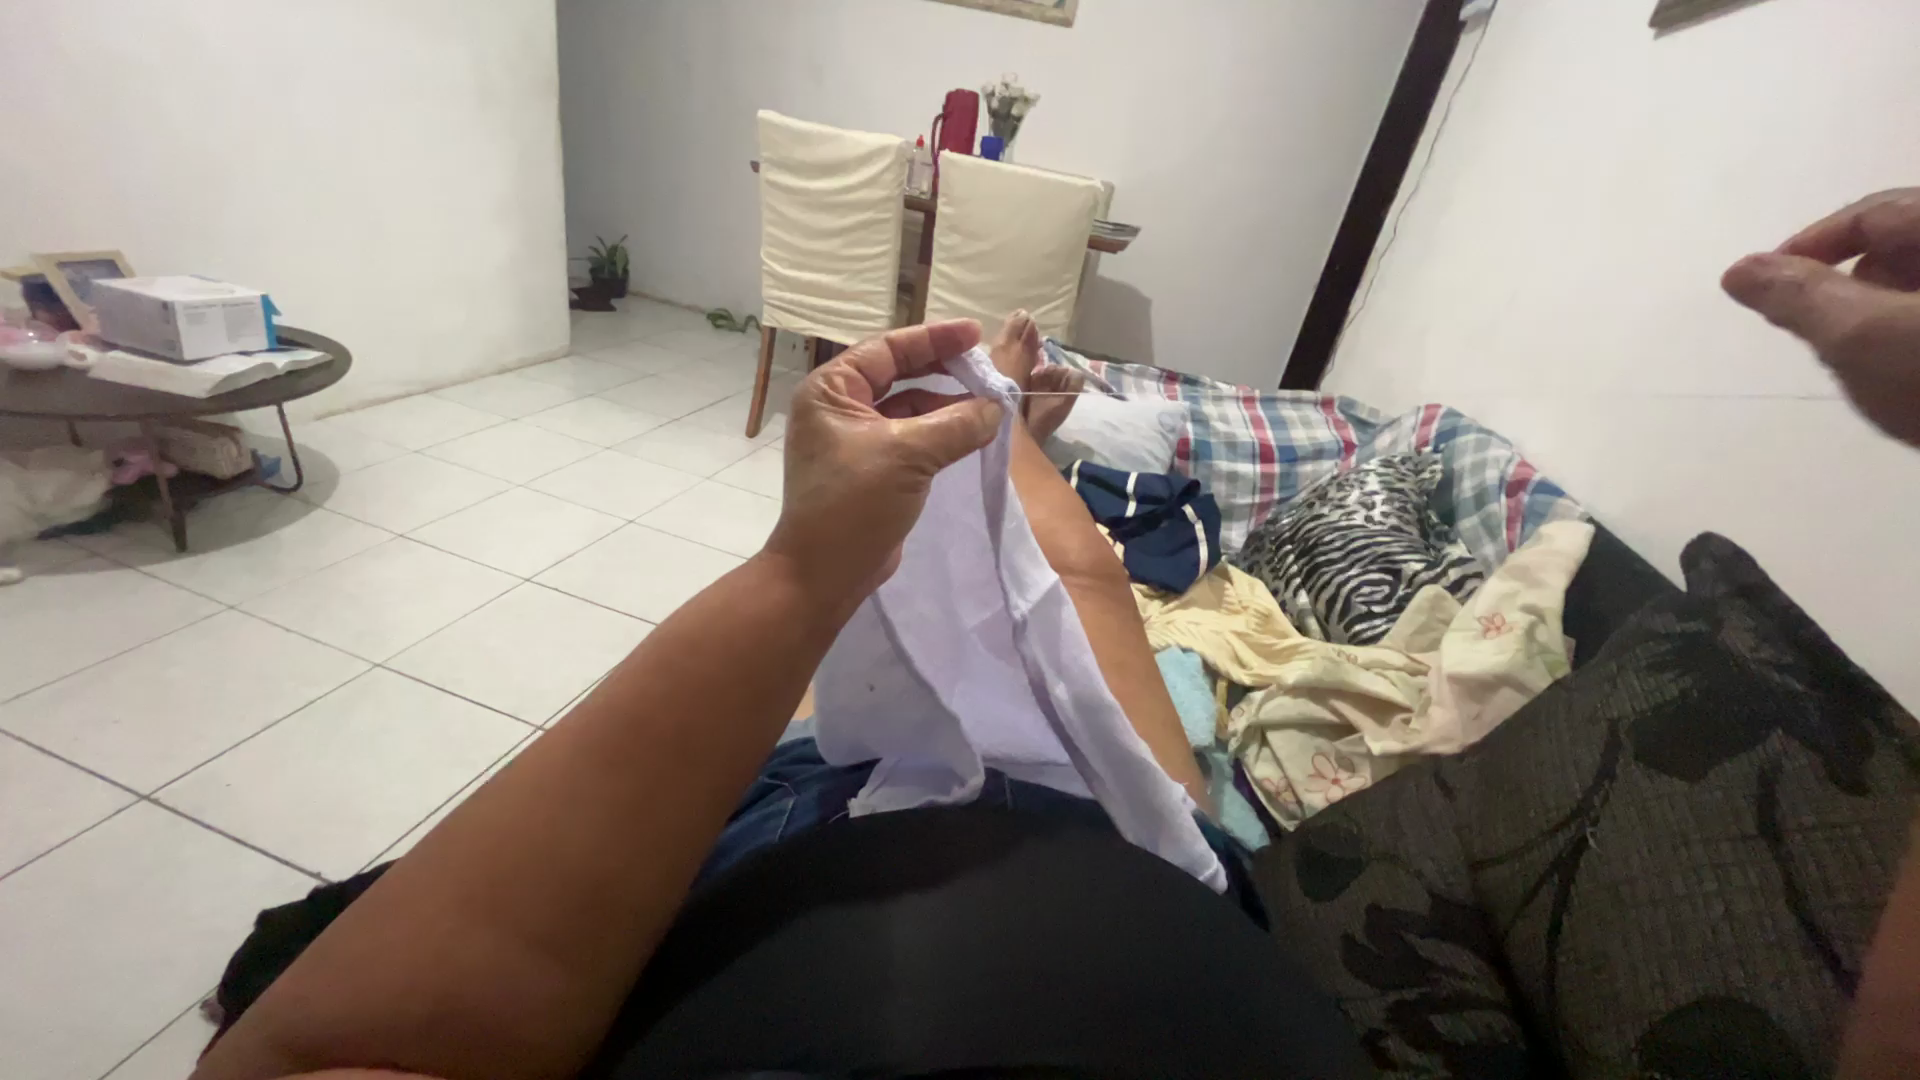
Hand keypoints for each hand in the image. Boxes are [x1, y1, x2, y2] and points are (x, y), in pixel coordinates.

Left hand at [761, 320, 1002, 606]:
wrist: (826, 573)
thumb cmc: (854, 504)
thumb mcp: (907, 455)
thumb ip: (956, 424)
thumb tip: (995, 408)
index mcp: (831, 391)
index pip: (887, 349)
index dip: (933, 339)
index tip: (974, 334)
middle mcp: (839, 409)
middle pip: (898, 375)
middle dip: (942, 370)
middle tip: (985, 367)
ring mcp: (856, 441)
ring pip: (909, 409)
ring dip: (946, 405)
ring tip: (988, 404)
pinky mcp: (873, 470)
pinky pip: (912, 439)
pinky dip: (941, 434)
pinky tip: (972, 434)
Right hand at [1723, 188, 1919, 445]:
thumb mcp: (1864, 338)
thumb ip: (1798, 298)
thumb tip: (1740, 270)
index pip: (1876, 212)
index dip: (1808, 248)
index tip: (1763, 293)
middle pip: (1910, 241)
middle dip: (1853, 282)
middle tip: (1824, 334)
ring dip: (1890, 307)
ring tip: (1875, 356)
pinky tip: (1915, 364)